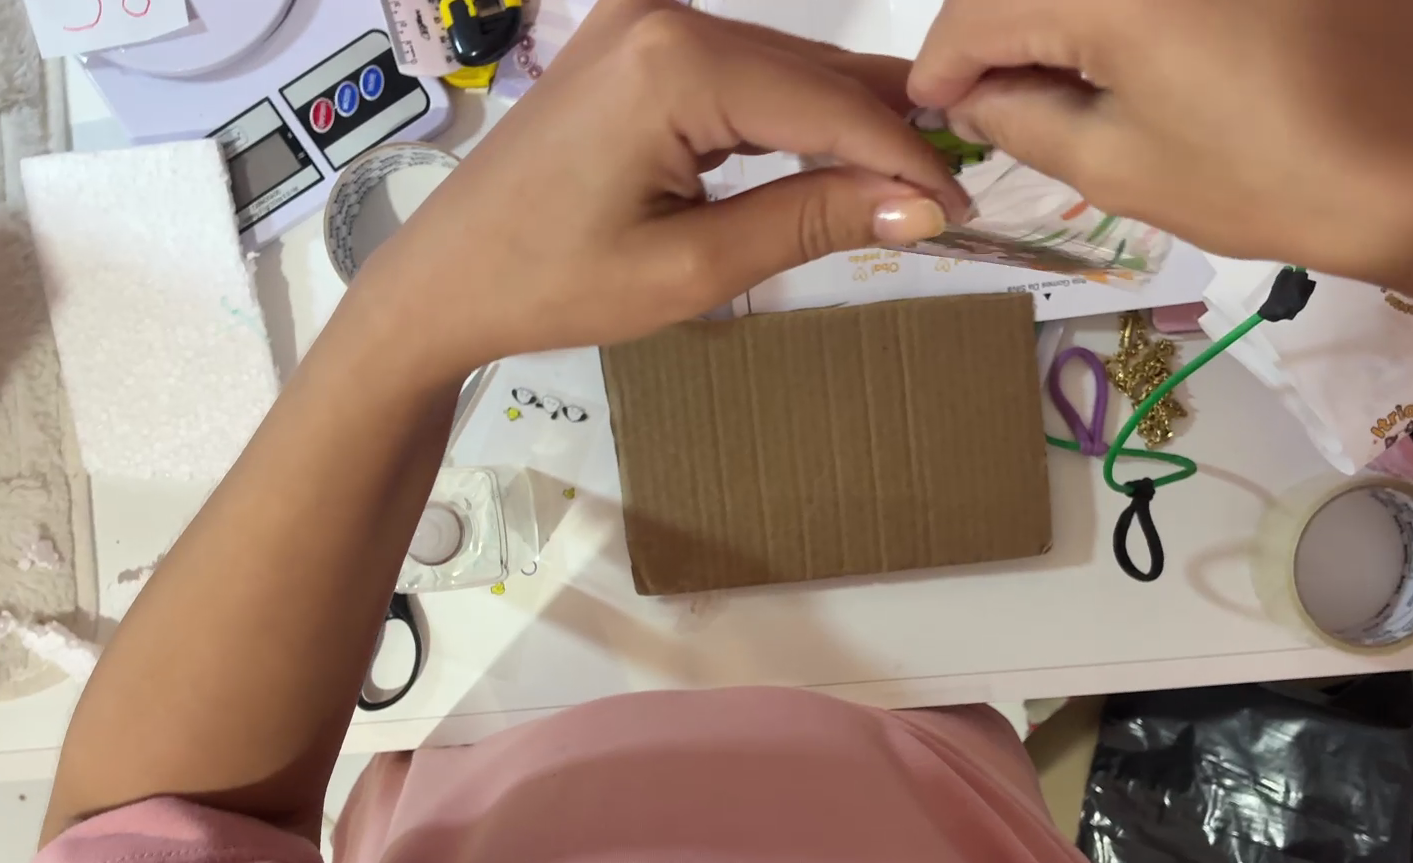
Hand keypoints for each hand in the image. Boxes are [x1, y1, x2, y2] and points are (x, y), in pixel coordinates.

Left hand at [352, 0, 967, 369]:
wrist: (451, 278)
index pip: (827, 105)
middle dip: (886, 134)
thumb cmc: (557, 286)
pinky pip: (741, 79)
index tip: (961, 204)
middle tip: (954, 188)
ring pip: (782, 73)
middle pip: (811, 73)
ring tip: (913, 175)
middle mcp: (667, 16)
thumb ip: (805, 222)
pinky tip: (834, 152)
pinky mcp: (636, 50)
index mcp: (677, 63)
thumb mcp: (693, 268)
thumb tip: (914, 206)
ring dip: (847, 124)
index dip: (903, 158)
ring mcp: (647, 24)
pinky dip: (794, 120)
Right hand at [909, 0, 1412, 310]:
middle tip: (989, 103)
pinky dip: (1112, 8)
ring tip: (1052, 83)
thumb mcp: (1118, 167)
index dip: (940, 66)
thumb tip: (971, 91)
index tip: (933, 114)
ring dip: (1049, 18)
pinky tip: (1117, 49)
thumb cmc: (1270, 180)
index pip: (978, 8)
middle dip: (989, 36)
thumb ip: (1023, 118)